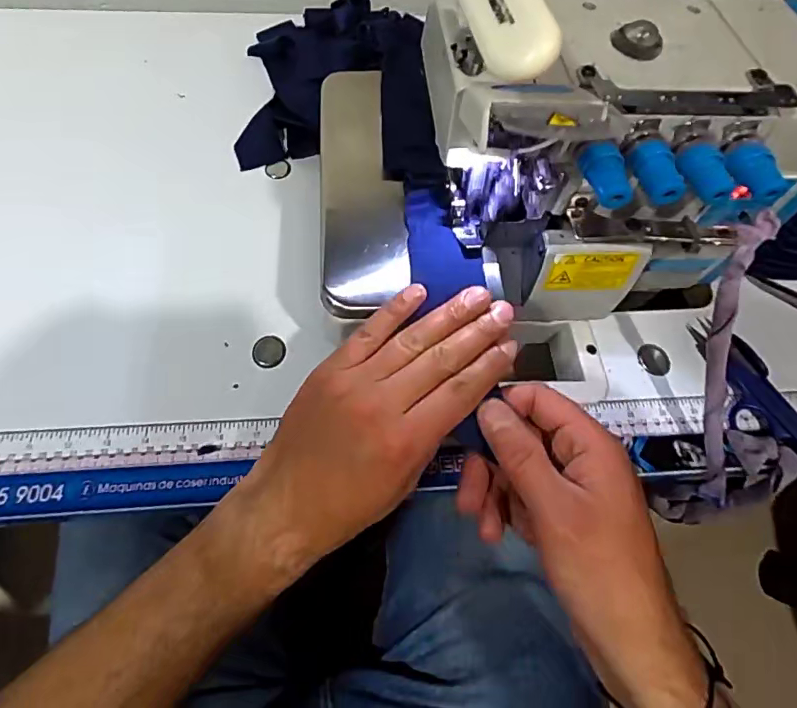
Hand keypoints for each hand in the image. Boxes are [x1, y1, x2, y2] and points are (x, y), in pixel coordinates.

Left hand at [216, 284, 516, 582]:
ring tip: (475, 296)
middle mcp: (382, 403)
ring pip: (410, 339)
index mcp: (406, 439)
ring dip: (447, 314)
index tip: (510, 345)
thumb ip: (431, 436)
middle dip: (477, 331)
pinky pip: (368, 333)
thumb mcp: (405, 481)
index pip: (459, 391)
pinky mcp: (332, 368)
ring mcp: (354, 380)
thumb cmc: (348, 504)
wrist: (286, 502)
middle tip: (503, 311)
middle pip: (440, 358)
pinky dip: (393, 310)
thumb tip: (455, 397)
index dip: (489, 365)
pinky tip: (418, 292)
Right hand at [457, 384, 708, 707]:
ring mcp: (573, 486)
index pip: (538, 399)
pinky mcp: (564, 512)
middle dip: (492, 462)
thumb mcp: (551, 507)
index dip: (501, 407)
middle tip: (469, 494)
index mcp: (590, 443)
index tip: (466, 428)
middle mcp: (582, 457)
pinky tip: (498, 533)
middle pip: (523, 435)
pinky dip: (507, 509)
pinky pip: (526, 494)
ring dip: (495, 491)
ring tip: (481, 524)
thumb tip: (490, 407)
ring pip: (519, 466)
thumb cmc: (598, 569)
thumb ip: (519, 452)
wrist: (630, 642)